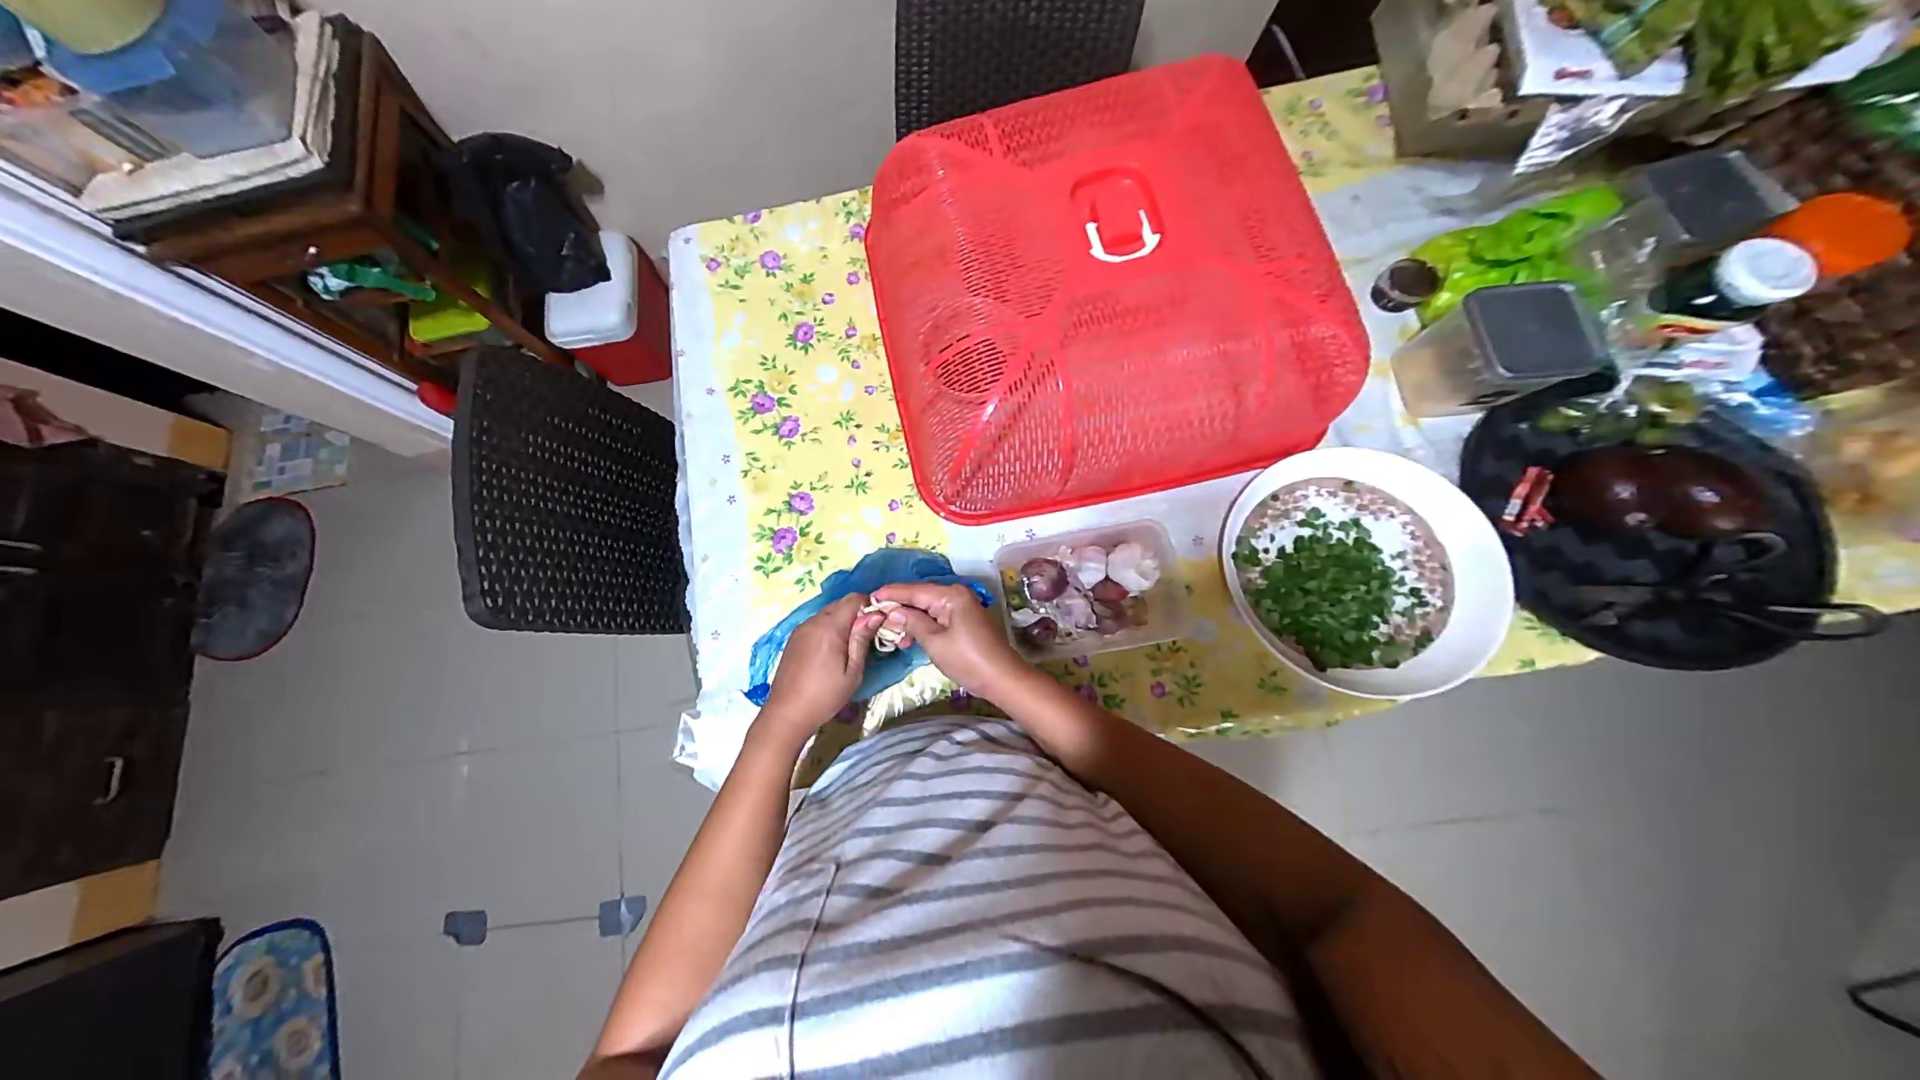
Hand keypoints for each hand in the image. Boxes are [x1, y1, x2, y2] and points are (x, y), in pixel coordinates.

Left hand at [757, 594, 884, 741]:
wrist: (787, 714)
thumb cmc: (825, 696)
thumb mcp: (853, 672)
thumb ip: (862, 639)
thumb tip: (876, 614)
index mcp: (829, 627)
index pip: (854, 599)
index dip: (870, 606)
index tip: (878, 624)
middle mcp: (813, 621)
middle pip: (841, 603)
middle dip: (857, 613)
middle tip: (867, 636)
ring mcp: (801, 629)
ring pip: (828, 613)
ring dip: (843, 621)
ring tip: (850, 645)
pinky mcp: (794, 638)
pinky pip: (817, 623)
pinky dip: (829, 628)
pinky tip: (832, 650)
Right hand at [869, 582, 1028, 699]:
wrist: (1002, 678)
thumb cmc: (968, 660)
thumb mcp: (935, 642)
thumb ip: (912, 623)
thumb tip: (892, 612)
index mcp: (950, 595)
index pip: (913, 590)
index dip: (890, 594)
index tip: (868, 599)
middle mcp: (956, 595)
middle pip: (920, 596)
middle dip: (898, 606)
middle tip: (874, 617)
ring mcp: (961, 607)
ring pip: (927, 607)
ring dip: (909, 617)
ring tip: (890, 632)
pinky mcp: (963, 620)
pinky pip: (936, 616)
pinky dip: (922, 624)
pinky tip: (909, 636)